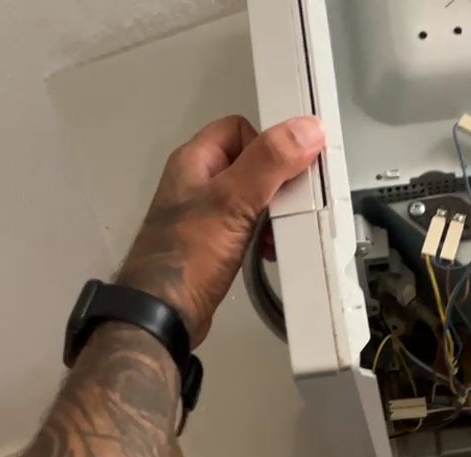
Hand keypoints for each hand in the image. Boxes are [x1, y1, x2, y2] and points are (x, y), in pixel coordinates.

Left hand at [115, 115, 324, 344]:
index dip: (268, 144)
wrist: (164, 313)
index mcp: (196, 161)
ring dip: (272, 215)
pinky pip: (246, 229)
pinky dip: (262, 238)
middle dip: (276, 186)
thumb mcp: (233, 202)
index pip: (240, 129)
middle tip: (290, 207)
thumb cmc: (186, 257)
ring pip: (251, 199)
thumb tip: (306, 129)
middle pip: (250, 165)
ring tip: (279, 234)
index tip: (291, 170)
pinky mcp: (213, 245)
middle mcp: (198, 184)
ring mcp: (205, 216)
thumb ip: (269, 163)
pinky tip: (267, 252)